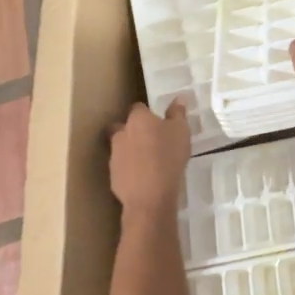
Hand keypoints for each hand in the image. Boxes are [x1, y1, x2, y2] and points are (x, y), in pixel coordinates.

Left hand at [108, 100, 190, 215]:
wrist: (150, 196)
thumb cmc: (168, 157)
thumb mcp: (181, 131)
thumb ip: (178, 113)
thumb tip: (179, 98)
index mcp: (137, 119)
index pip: (138, 107)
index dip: (147, 112)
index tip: (157, 120)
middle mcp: (121, 133)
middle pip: (122, 126)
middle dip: (131, 130)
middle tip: (148, 138)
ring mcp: (114, 156)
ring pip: (120, 147)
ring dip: (130, 150)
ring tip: (147, 159)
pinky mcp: (112, 176)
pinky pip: (121, 167)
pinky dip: (129, 169)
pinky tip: (143, 176)